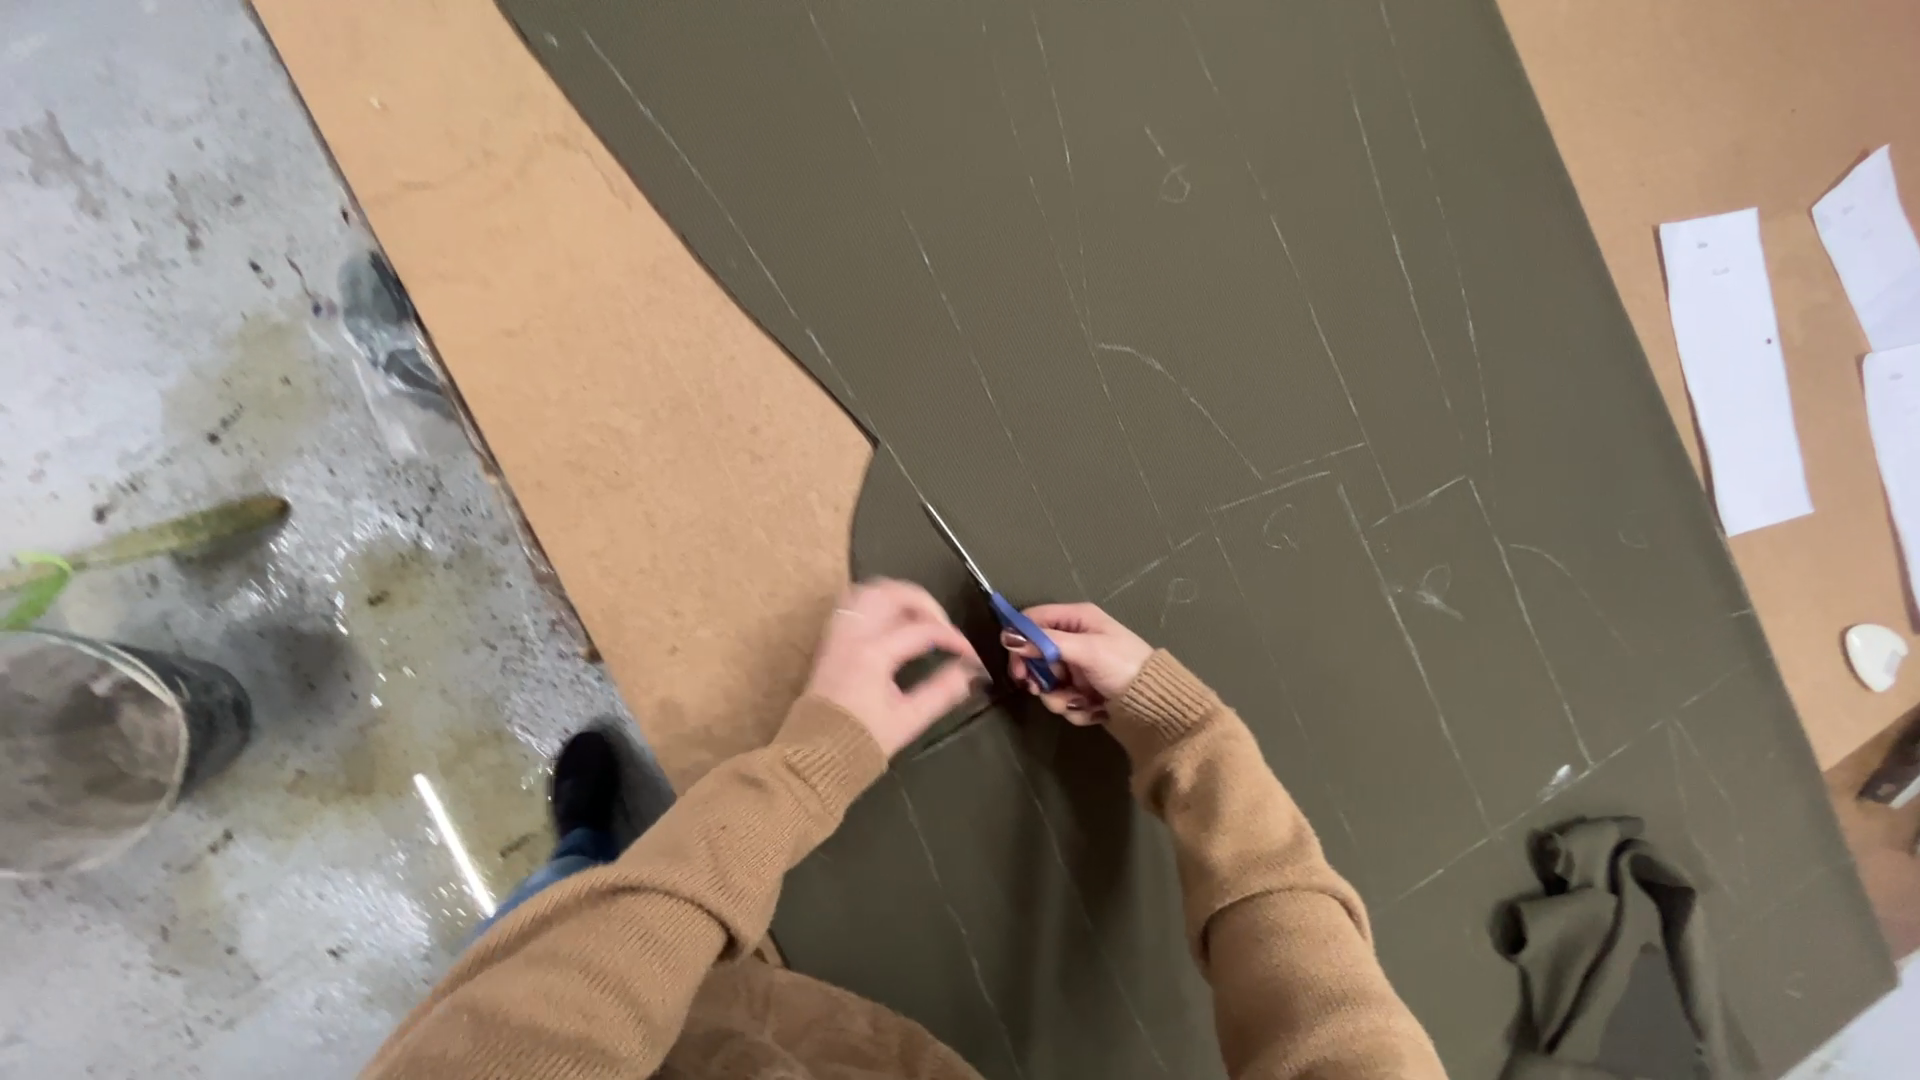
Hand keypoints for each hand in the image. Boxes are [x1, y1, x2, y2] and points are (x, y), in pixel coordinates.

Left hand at [803, 579, 987, 755]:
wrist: (817, 754)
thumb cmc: (862, 739)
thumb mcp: (909, 719)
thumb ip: (942, 691)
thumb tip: (969, 672)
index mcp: (873, 654)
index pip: (923, 630)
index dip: (953, 638)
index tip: (969, 653)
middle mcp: (853, 634)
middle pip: (893, 594)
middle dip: (926, 604)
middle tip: (943, 626)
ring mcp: (838, 633)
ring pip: (870, 591)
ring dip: (899, 597)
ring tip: (919, 617)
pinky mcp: (831, 638)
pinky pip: (853, 603)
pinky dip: (876, 602)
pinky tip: (891, 619)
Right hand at [1003, 603, 1152, 724]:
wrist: (1156, 706)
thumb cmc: (1123, 667)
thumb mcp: (1087, 651)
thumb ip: (1047, 644)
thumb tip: (1008, 637)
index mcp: (1077, 619)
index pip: (1034, 620)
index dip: (1020, 639)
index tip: (1016, 663)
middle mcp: (1074, 640)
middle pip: (1035, 654)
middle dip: (1039, 676)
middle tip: (1038, 687)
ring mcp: (1077, 668)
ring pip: (1047, 682)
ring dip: (1059, 697)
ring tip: (1080, 702)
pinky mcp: (1082, 691)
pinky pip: (1062, 699)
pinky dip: (1075, 708)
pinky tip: (1094, 709)